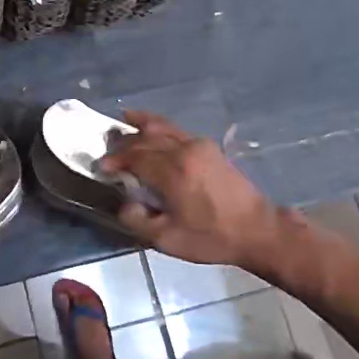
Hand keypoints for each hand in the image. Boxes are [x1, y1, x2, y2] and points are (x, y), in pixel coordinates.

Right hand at [97, 112, 286, 268]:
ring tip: (123, 119)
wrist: (257, 231)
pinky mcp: (209, 147)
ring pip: (162, 127)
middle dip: (124, 143)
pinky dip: (159, 125)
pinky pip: (177, 130)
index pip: (134, 157)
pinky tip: (152, 128)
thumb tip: (123, 204)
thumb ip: (138, 220)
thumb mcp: (168, 240)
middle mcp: (184, 151)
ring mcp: (198, 145)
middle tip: (107, 149)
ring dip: (141, 125)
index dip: (115, 160)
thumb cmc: (211, 237)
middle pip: (146, 138)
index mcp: (173, 172)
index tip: (101, 167)